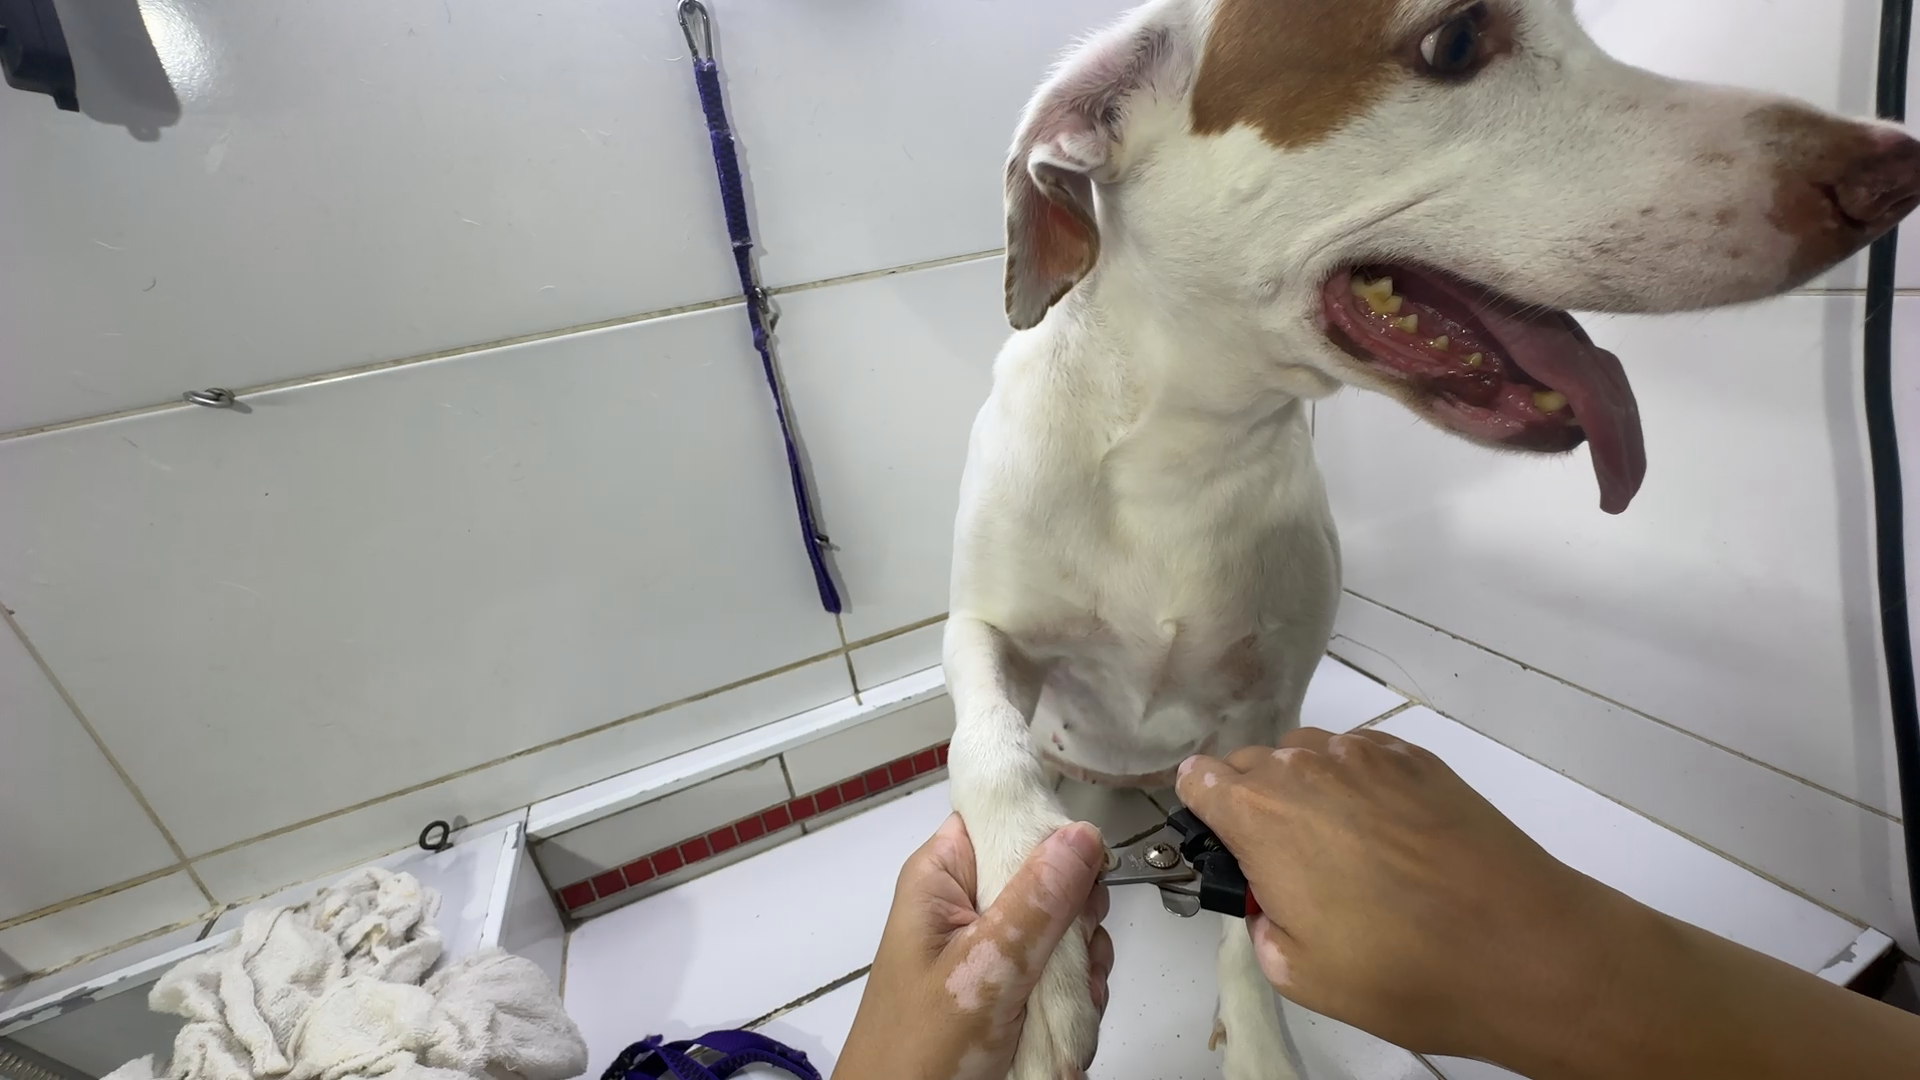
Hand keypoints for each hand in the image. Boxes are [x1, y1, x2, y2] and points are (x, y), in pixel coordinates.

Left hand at [833, 815, 1112, 1079]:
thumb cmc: (917, 1056)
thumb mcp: (983, 971)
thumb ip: (1035, 903)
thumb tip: (1082, 834)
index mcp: (943, 876)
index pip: (999, 817)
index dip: (1044, 829)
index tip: (1084, 863)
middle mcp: (965, 902)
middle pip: (1040, 870)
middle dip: (1073, 908)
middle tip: (1079, 943)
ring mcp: (988, 946)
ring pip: (1057, 922)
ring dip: (1079, 958)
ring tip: (1075, 995)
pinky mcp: (1006, 985)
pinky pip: (1058, 966)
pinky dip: (1075, 991)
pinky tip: (1072, 1016)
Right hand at [1175, 727, 1619, 1064]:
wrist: (1528, 951)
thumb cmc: (1403, 969)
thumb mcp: (1299, 974)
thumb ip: (1258, 922)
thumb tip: (1270, 899)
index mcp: (1256, 814)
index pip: (1196, 778)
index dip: (1203, 806)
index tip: (1226, 836)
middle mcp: (1297, 767)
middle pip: (1247, 762)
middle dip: (1253, 800)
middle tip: (1292, 856)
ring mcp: (1357, 753)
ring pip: (1301, 752)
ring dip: (1304, 785)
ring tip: (1347, 837)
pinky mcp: (1409, 753)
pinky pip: (1357, 753)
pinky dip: (1357, 778)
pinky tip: (1392, 825)